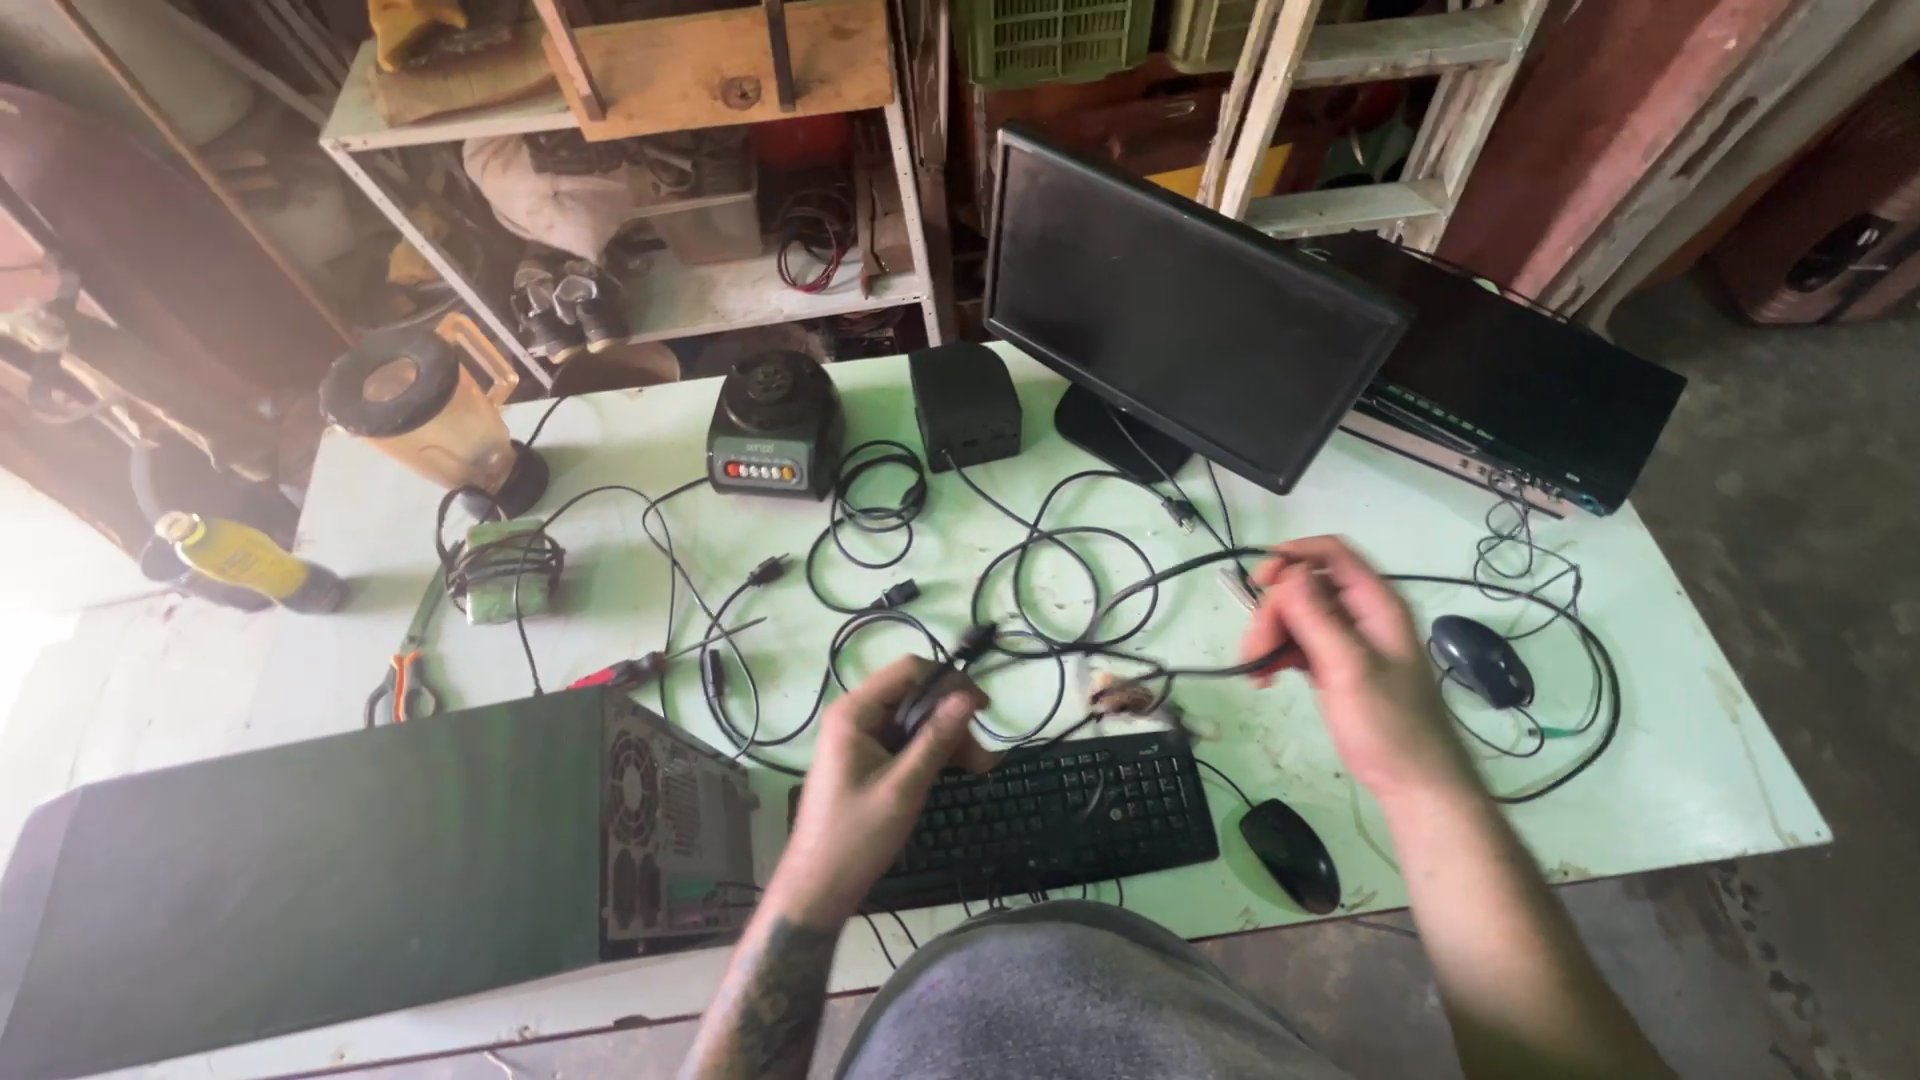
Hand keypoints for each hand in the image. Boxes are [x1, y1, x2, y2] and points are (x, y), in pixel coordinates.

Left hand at [767, 656, 995, 926]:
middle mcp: (857, 715)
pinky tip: (963, 770)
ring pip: (917, 720)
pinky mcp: (870, 757)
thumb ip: (936, 739)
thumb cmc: (856, 836)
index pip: (909, 671)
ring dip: (950, 738)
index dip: (949, 682)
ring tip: (982, 768)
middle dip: (953, 719)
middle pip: (916, 696)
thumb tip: (968, 697)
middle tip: (985, 755)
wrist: (819, 886)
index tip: (982, 708)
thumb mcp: (903, 786)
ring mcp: (862, 736)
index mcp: (854, 712)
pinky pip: (908, 741)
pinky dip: (935, 752)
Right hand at [1239, 535, 1479, 804]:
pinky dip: (1275, 655)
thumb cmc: (1390, 726)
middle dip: (1272, 612)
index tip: (1258, 581)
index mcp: (1376, 605)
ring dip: (1268, 636)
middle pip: (1302, 587)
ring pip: (1293, 615)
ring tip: (1256, 671)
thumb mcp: (1350, 668)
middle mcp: (1360, 614)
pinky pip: (1295, 642)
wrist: (1413, 782)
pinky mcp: (1332, 662)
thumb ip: (1318, 618)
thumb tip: (1287, 573)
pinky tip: (1264, 678)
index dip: (1293, 556)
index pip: (1332, 554)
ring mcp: (1345, 639)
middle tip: (1255, 649)